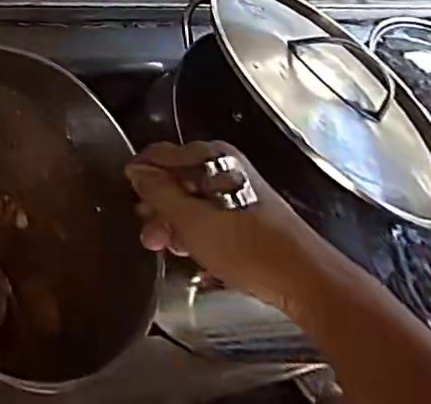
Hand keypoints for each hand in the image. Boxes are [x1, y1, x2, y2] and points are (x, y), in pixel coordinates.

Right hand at [126, 142, 310, 307]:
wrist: (304, 278)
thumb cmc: (244, 245)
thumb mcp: (188, 218)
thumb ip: (157, 191)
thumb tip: (136, 171)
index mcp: (210, 155)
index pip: (160, 153)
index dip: (139, 172)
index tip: (125, 192)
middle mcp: (225, 164)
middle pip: (177, 176)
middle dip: (157, 203)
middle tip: (145, 230)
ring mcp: (239, 188)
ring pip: (194, 197)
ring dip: (174, 220)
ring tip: (163, 246)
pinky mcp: (250, 213)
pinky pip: (212, 212)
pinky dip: (196, 228)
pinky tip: (191, 250)